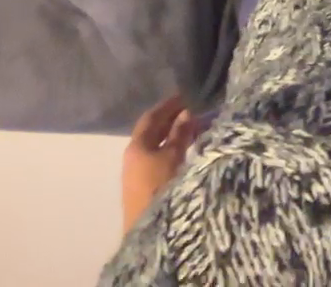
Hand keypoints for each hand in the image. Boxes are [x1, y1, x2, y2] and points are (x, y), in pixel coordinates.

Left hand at [121, 93, 199, 233]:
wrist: (149, 235)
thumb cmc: (161, 187)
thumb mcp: (174, 156)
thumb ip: (180, 133)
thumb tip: (186, 112)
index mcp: (136, 146)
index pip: (151, 117)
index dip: (168, 105)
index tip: (186, 94)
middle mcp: (133, 157)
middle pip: (153, 132)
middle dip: (172, 119)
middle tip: (195, 109)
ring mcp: (138, 175)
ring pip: (158, 147)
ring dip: (175, 136)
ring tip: (197, 129)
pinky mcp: (145, 190)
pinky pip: (160, 160)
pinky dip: (174, 150)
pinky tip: (189, 151)